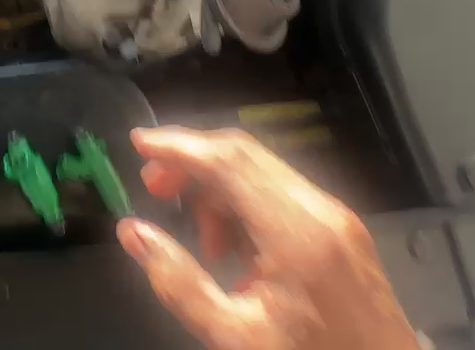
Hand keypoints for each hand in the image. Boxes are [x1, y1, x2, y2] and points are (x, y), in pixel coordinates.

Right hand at [117, 127, 416, 349]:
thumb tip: (132, 231)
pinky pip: (279, 191)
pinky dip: (242, 201)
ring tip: (200, 237)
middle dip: (189, 159)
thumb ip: (179, 283)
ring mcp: (336, 217)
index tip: (138, 145)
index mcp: (297, 234)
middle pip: (241, 153)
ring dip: (215, 184)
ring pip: (258, 168)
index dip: (177, 145)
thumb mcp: (237, 338)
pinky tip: (233, 246)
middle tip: (154, 187)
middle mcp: (320, 211)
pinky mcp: (342, 229)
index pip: (227, 161)